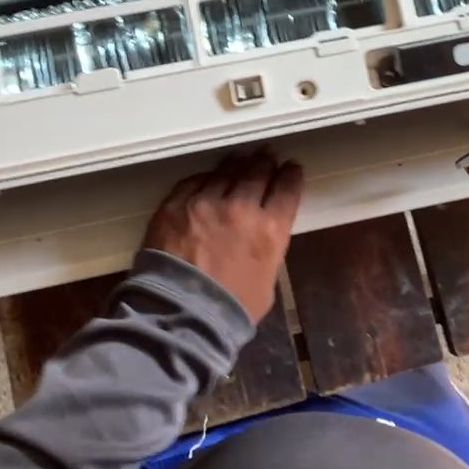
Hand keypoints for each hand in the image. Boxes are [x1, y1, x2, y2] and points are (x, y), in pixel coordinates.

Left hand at [142, 150, 303, 322]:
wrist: (180, 315)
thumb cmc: (230, 312)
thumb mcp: (266, 283)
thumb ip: (267, 250)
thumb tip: (260, 237)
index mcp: (270, 230)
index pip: (287, 190)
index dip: (291, 175)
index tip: (291, 167)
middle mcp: (242, 208)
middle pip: (258, 173)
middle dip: (265, 161)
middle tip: (267, 153)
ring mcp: (207, 202)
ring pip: (226, 171)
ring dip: (237, 162)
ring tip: (241, 156)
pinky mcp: (177, 203)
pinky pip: (194, 181)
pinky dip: (205, 178)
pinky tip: (209, 176)